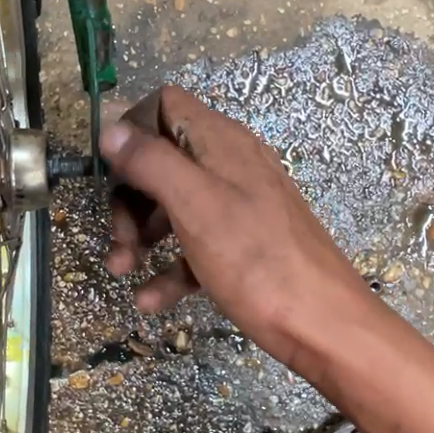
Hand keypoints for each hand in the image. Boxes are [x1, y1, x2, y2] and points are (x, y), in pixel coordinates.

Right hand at [101, 86, 368, 352]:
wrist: (324, 327)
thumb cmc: (257, 259)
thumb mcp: (195, 204)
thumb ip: (151, 161)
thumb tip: (110, 127)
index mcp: (221, 142)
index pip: (166, 106)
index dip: (132, 129)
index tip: (108, 170)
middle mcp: (230, 165)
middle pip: (163, 160)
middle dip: (130, 196)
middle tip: (118, 236)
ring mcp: (239, 207)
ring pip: (174, 205)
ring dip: (141, 235)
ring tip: (122, 271)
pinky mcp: (243, 246)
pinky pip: (195, 245)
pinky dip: (170, 268)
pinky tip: (151, 301)